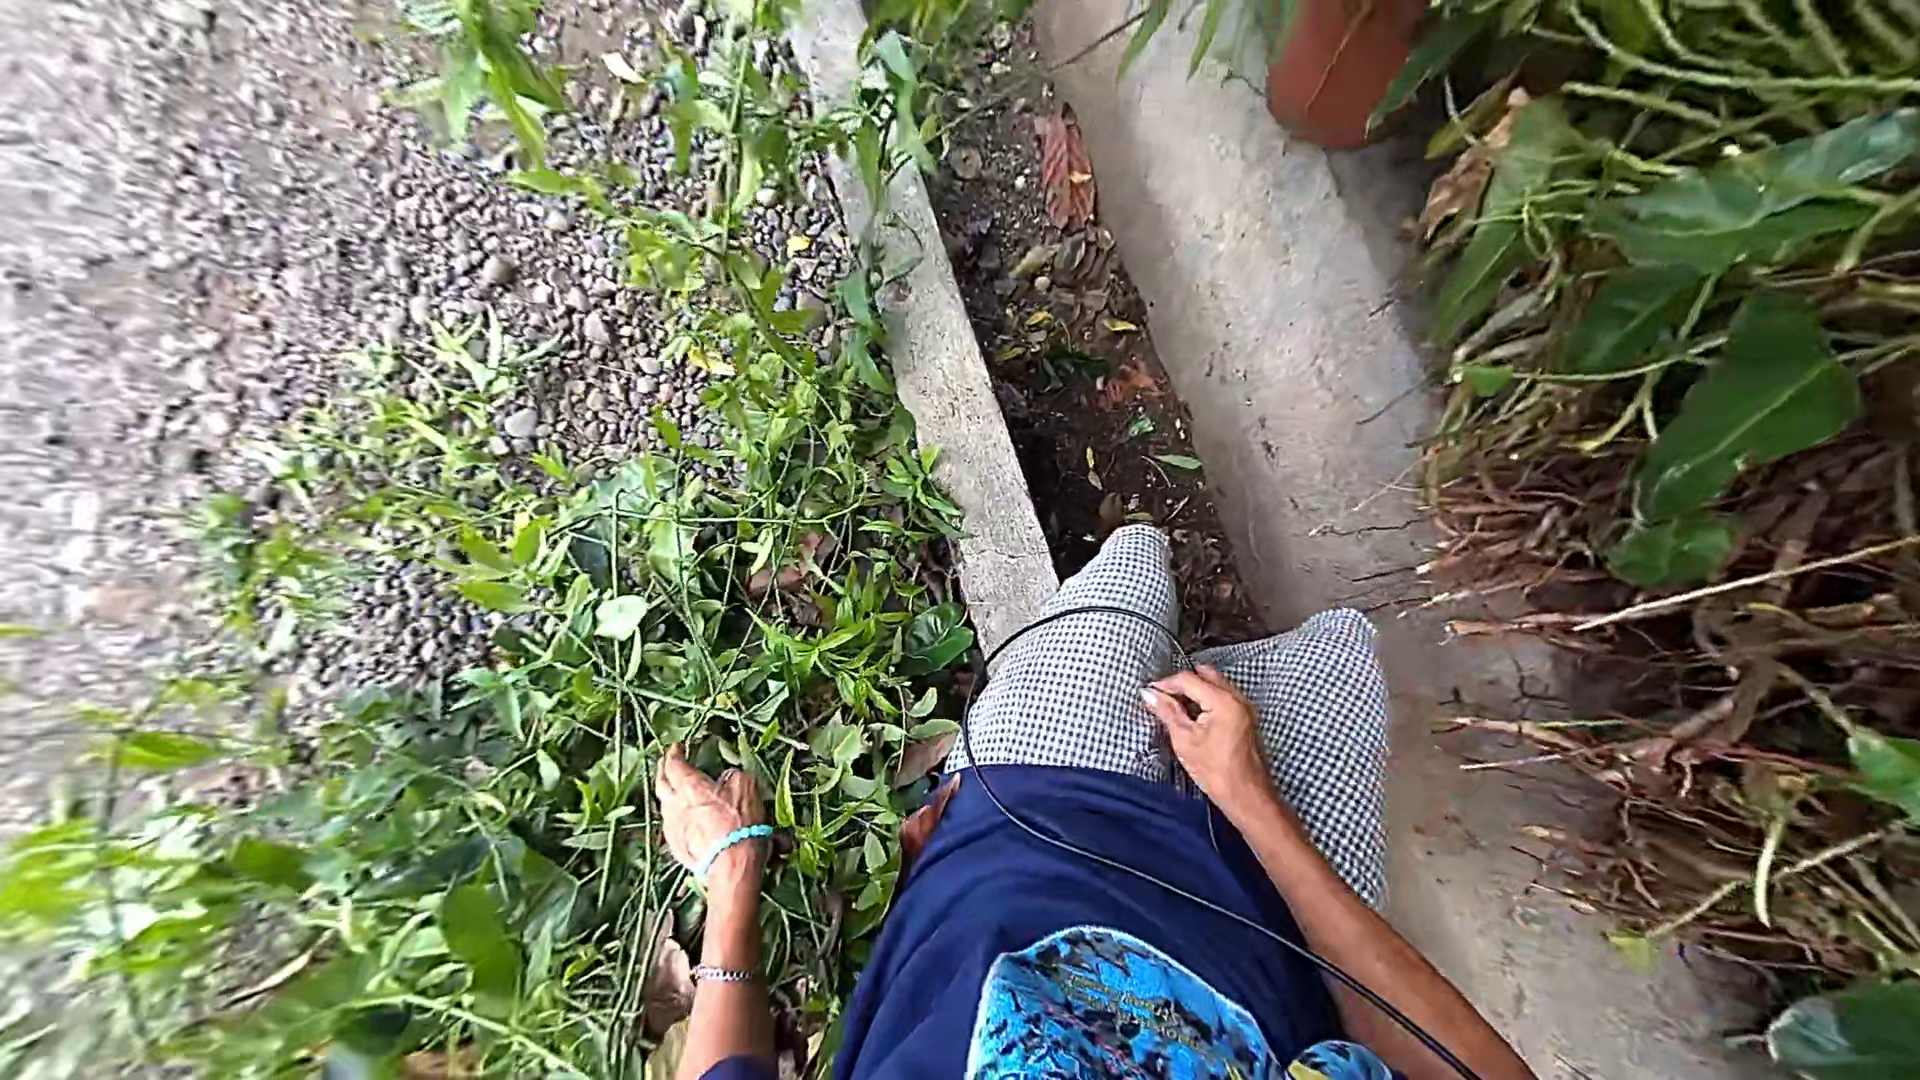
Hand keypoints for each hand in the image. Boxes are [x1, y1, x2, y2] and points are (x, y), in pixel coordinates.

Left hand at [655, 744, 766, 906]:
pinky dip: (675, 813)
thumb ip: (732, 775)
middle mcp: (674, 805)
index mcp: (689, 786)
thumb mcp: (746, 785)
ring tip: (675, 787)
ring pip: (664, 804)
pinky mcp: (676, 847)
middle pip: (661, 783)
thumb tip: (725, 776)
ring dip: (668, 792)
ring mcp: (672, 828)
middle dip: (663, 769)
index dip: (675, 753)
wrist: (731, 863)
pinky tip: (683, 815)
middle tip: (667, 761)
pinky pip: (671, 823)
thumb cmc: (739, 821)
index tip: (678, 746)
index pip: (674, 764)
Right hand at [1140, 665, 1275, 817]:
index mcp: (1222, 701)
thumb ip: (1167, 711)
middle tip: (1163, 697)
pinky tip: (1193, 716)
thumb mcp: (1184, 739)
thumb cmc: (1215, 771)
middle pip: (1204, 674)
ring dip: (1194, 690)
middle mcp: (1237, 697)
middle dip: (1181, 683)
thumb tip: (1148, 693)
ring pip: (1214, 683)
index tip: (1149, 693)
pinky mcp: (1246, 717)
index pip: (1187, 679)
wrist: (1247, 797)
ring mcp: (1245, 706)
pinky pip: (1223, 695)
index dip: (1165, 684)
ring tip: (1175, 707)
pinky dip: (1206, 698)